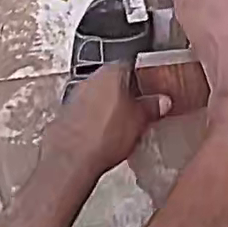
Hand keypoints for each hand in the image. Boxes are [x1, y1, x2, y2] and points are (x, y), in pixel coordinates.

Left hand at [39, 61, 171, 180]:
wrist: (71, 161)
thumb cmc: (104, 136)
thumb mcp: (140, 121)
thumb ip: (153, 106)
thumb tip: (162, 102)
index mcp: (112, 72)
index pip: (131, 65)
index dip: (143, 78)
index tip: (151, 88)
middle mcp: (92, 78)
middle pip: (114, 79)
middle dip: (126, 92)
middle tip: (139, 107)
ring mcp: (76, 95)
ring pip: (99, 94)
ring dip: (109, 105)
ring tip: (122, 124)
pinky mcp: (65, 114)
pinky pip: (85, 111)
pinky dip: (95, 118)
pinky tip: (103, 134)